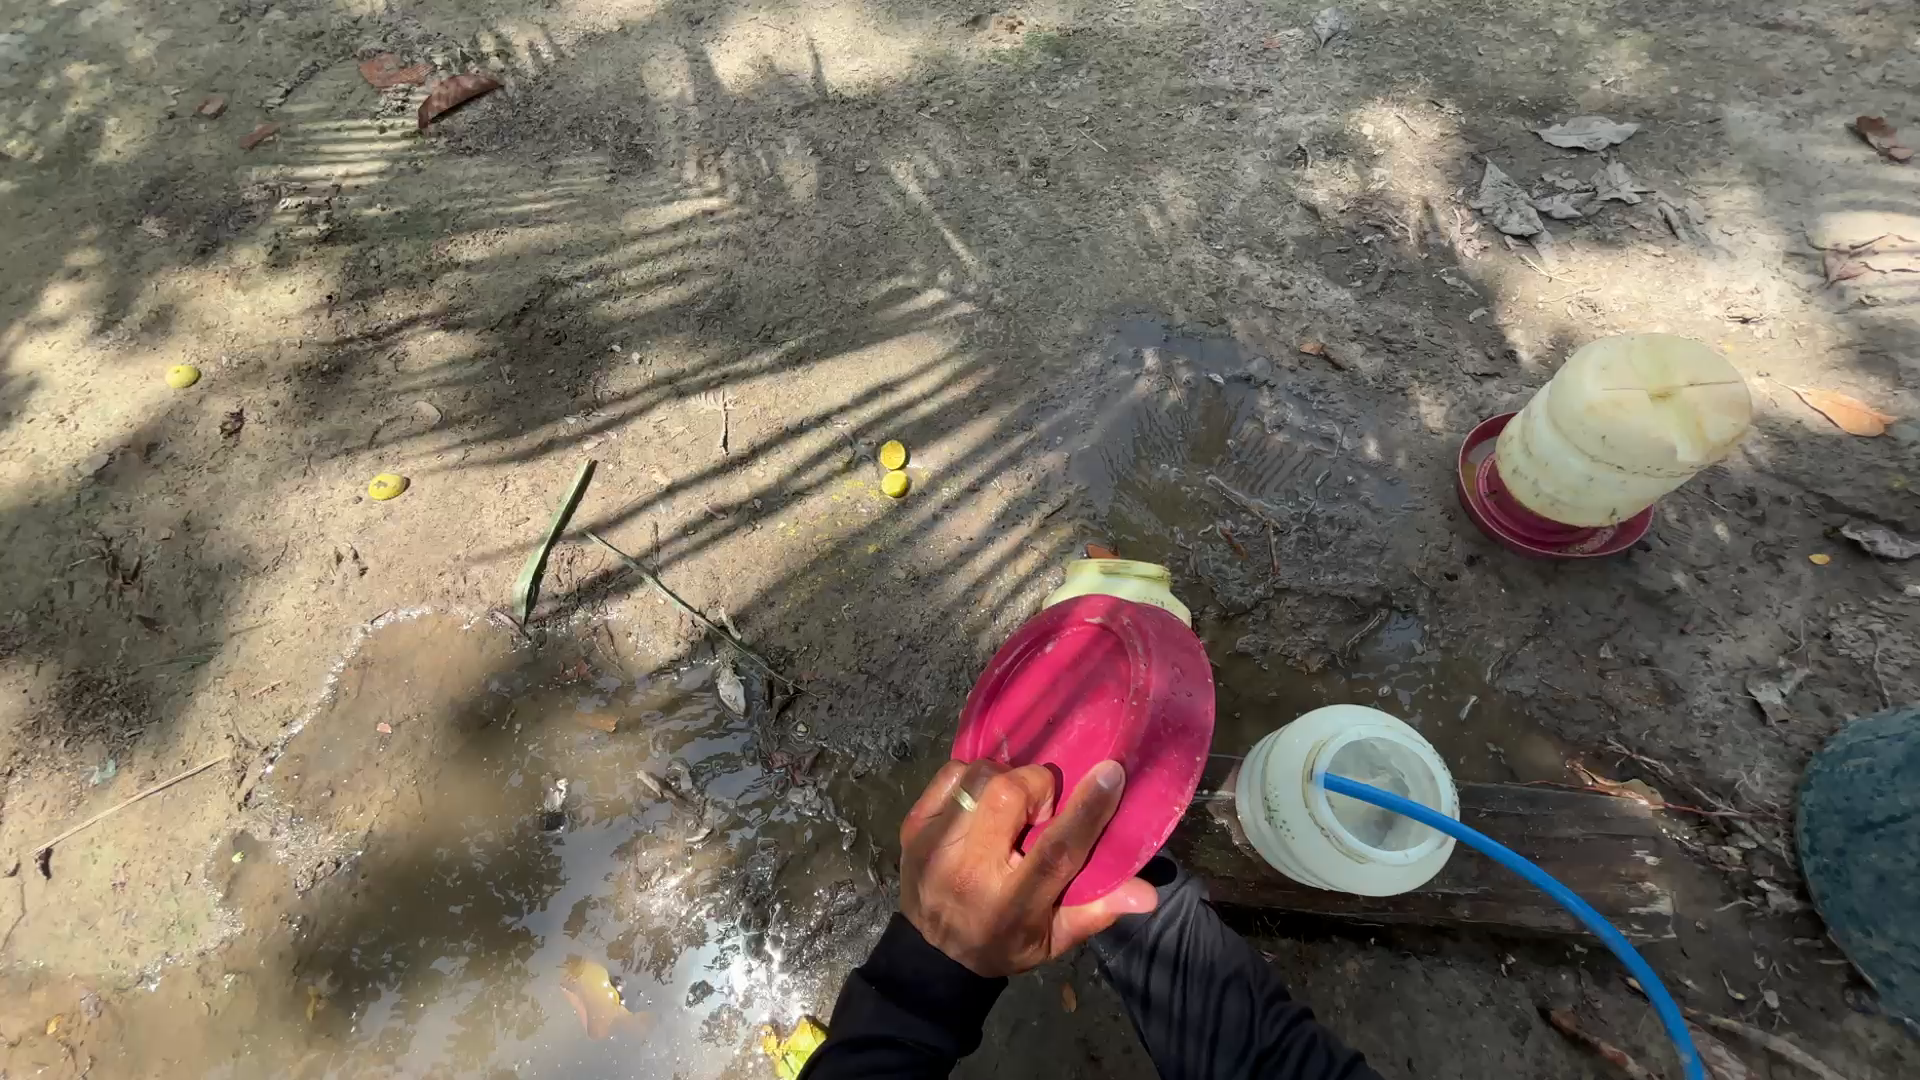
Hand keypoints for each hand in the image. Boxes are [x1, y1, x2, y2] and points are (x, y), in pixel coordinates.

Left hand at [898, 758, 1158, 976]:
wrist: (931, 955)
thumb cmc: (1003, 942)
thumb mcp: (1054, 938)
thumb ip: (1098, 910)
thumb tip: (1148, 892)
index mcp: (1013, 902)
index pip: (1057, 848)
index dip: (1087, 808)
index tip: (1110, 772)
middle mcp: (970, 869)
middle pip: (1009, 796)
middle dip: (1035, 786)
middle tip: (1040, 807)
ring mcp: (936, 843)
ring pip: (979, 776)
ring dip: (1003, 779)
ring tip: (1008, 806)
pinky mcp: (913, 824)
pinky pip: (950, 773)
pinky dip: (972, 776)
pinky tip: (978, 800)